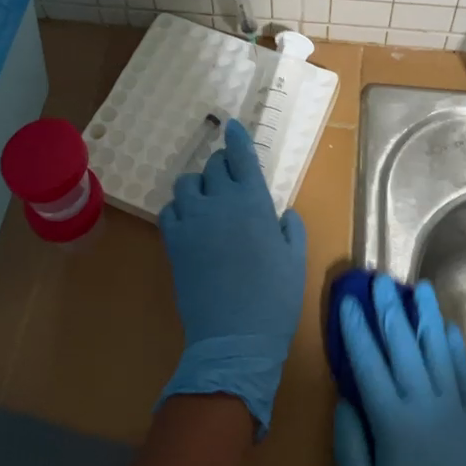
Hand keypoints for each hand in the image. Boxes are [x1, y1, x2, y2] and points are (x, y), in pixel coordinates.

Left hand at [157, 120, 306, 434]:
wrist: (235, 339)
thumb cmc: (275, 300)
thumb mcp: (295, 260)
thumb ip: (290, 229)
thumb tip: (282, 213)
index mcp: (254, 202)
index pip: (241, 156)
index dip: (237, 138)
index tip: (232, 126)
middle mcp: (221, 202)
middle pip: (214, 166)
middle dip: (222, 167)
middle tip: (229, 181)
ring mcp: (193, 221)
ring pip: (187, 184)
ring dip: (198, 186)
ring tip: (207, 202)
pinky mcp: (173, 242)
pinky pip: (170, 211)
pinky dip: (179, 211)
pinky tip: (190, 224)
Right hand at [334, 275, 465, 465]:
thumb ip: (350, 444)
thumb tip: (344, 399)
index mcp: (392, 420)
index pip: (368, 364)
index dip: (356, 330)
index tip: (347, 300)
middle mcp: (424, 403)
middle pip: (403, 346)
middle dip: (390, 309)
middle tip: (380, 278)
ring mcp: (454, 406)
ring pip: (438, 349)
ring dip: (428, 315)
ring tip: (420, 286)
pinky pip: (464, 372)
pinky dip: (456, 346)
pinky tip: (448, 327)